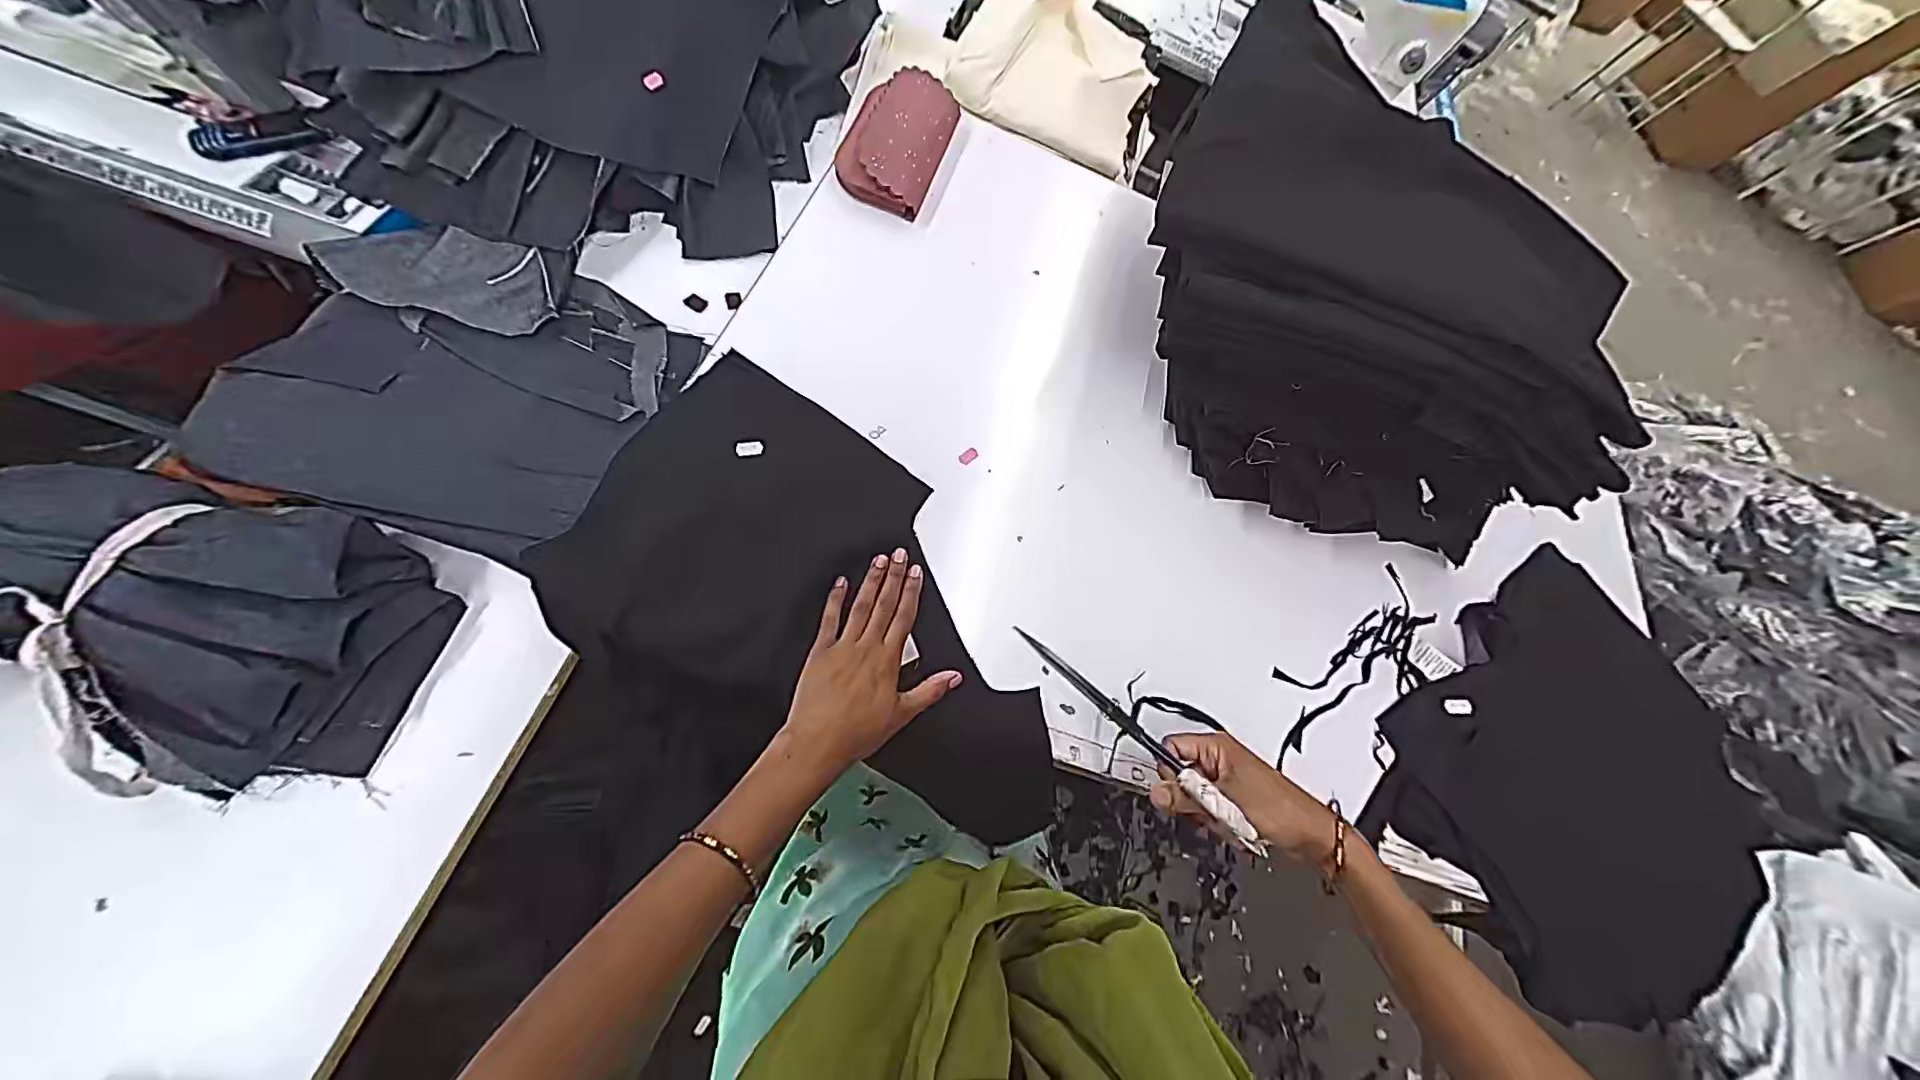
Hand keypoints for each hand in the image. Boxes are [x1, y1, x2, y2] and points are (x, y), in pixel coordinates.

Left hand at [779, 548, 963, 774]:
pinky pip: (829, 619)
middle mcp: (865, 648)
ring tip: (878, 561)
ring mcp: (841, 648)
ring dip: (871, 582)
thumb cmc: (855, 732)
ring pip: (860, 606)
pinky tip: (840, 584)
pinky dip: (835, 600)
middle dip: (894, 577)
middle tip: (899, 555)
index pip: (904, 618)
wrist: (817, 741)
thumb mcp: (901, 714)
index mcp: (886, 661)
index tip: (915, 574)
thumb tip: (952, 678)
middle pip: (884, 605)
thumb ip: (929, 691)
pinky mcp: (819, 652)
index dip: (911, 593)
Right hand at [1149, 732, 1343, 866]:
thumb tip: (1157, 792)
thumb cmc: (1283, 811)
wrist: (1313, 836)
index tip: (1178, 793)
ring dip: (1207, 815)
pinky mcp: (1232, 798)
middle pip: (1181, 776)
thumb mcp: (1224, 804)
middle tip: (1211, 810)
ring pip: (1194, 796)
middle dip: (1192, 800)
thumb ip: (1185, 797)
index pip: (1170, 749)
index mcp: (1216, 746)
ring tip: (1229, 821)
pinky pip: (1209, 809)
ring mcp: (1226, 779)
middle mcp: (1220, 758)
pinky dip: (1217, 822)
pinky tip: (1234, 828)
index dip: (1170, 774)